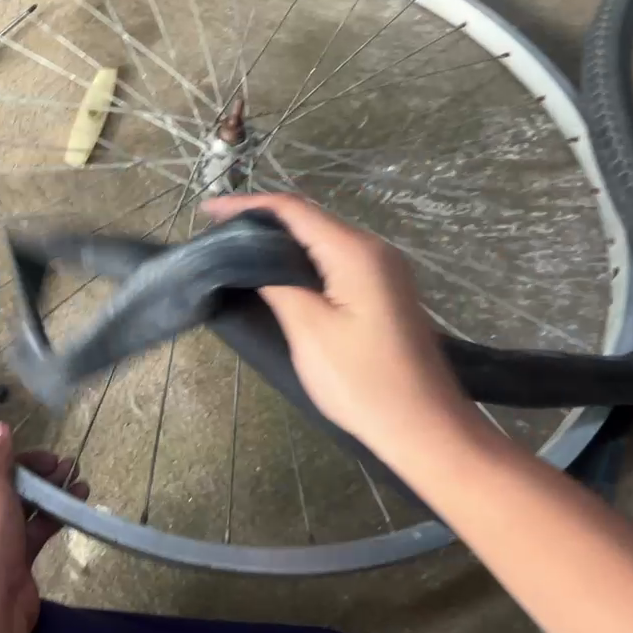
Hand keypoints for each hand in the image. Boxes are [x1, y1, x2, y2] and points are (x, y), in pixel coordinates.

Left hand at [0, 421, 88, 632]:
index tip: (16, 431)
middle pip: (4, 473)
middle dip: (32, 463)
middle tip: (59, 460)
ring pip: (25, 496)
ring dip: (50, 484)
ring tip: (76, 473)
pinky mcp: (18, 548)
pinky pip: (39, 521)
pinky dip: (57, 509)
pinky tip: (80, 496)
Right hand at [203, 193, 475, 451]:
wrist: (425, 428)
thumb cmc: (363, 382)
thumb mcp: (309, 330)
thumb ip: (277, 285)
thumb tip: (249, 259)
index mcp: (355, 252)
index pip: (293, 210)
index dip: (246, 205)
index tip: (207, 211)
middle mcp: (372, 249)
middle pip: (308, 218)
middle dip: (260, 220)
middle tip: (214, 232)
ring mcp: (382, 268)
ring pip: (320, 237)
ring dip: (279, 238)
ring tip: (235, 248)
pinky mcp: (382, 288)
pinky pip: (333, 257)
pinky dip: (300, 257)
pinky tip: (275, 270)